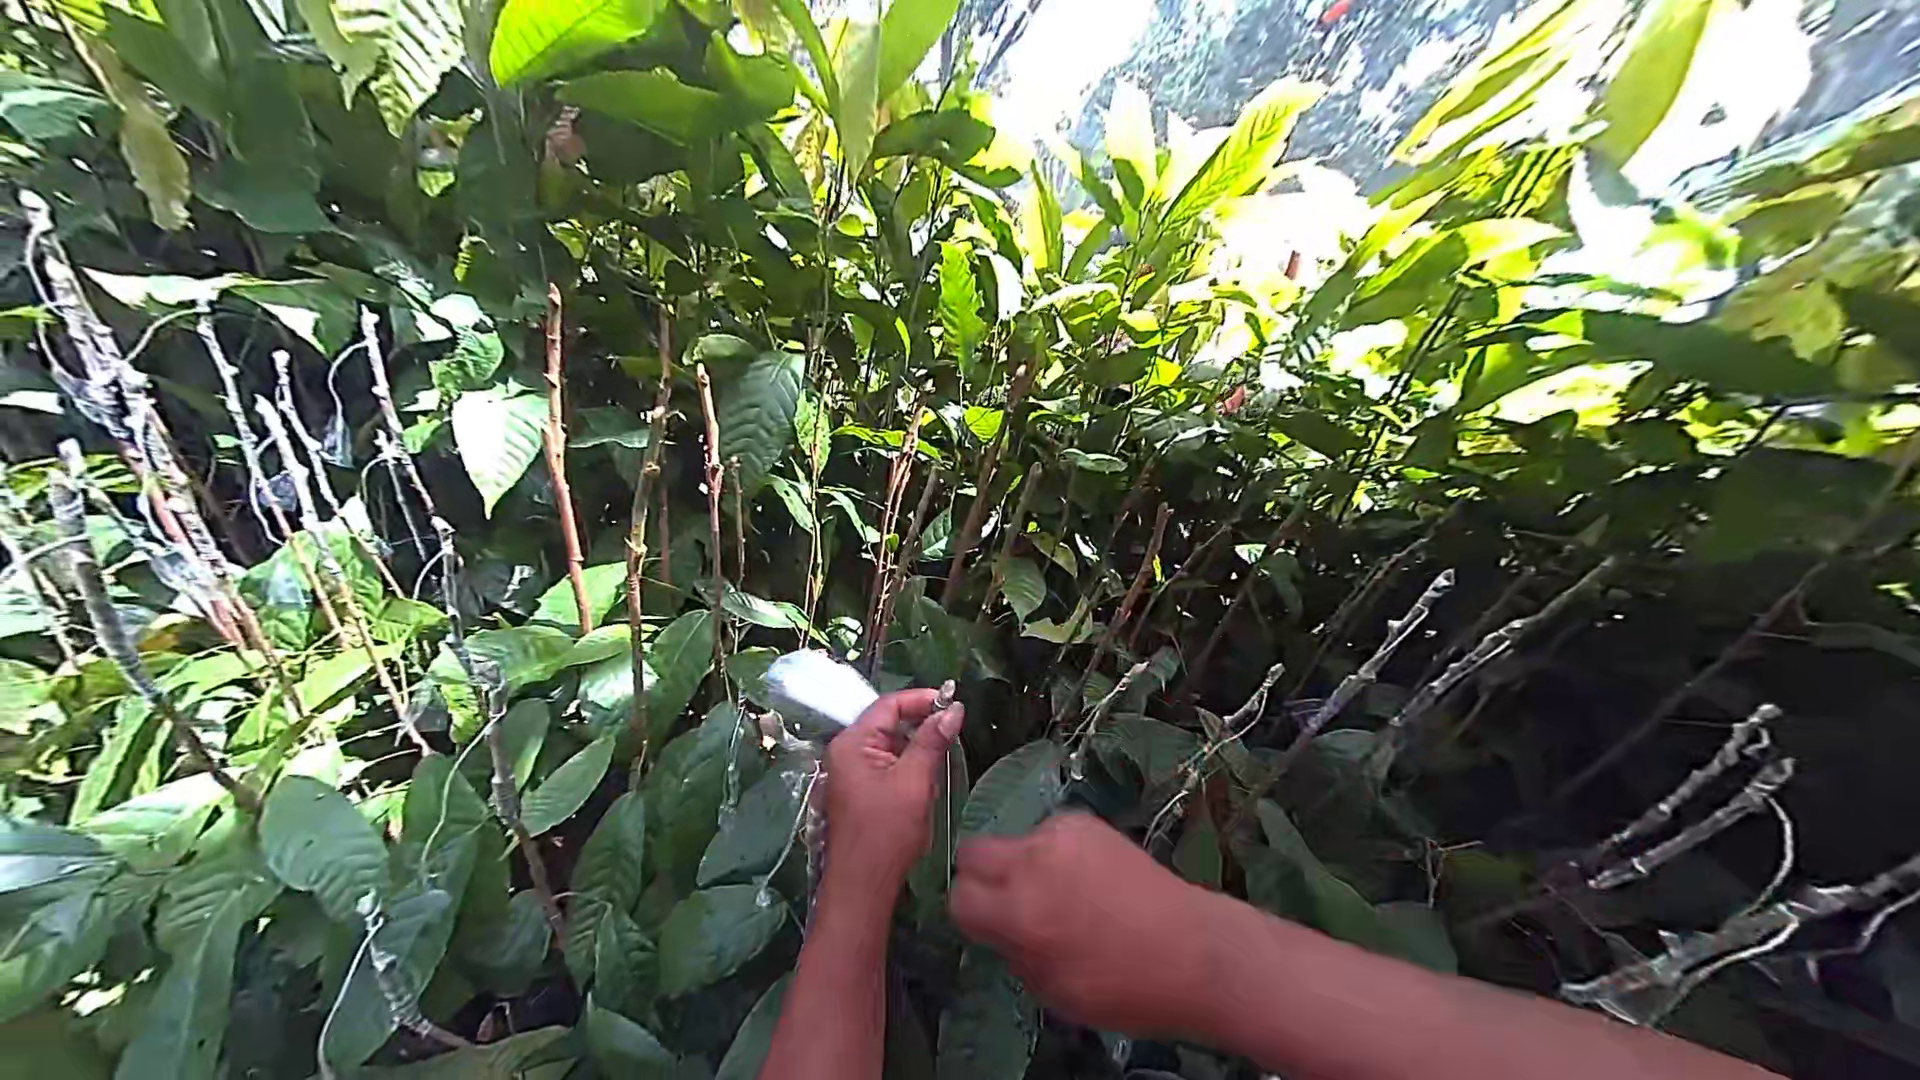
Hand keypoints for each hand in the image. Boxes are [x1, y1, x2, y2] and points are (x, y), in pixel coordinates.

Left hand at [822, 688, 963, 893]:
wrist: (862, 889)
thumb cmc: (886, 832)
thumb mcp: (914, 781)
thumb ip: (932, 740)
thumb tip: (954, 709)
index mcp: (852, 743)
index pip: (888, 705)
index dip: (922, 699)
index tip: (953, 700)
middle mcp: (846, 752)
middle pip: (888, 723)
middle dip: (921, 725)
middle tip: (952, 729)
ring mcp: (849, 773)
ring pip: (890, 745)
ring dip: (916, 749)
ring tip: (941, 759)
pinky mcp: (858, 791)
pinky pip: (886, 765)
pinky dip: (908, 767)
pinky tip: (925, 783)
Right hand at [950, 813, 1222, 1036]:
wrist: (1190, 948)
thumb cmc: (1122, 986)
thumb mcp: (1053, 990)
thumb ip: (1011, 950)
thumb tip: (994, 925)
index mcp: (1019, 913)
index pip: (959, 896)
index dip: (967, 911)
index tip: (983, 920)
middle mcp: (1030, 863)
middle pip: (972, 850)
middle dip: (980, 874)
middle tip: (1007, 896)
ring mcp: (1057, 834)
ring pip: (1015, 841)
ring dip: (1025, 863)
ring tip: (1062, 889)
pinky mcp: (1082, 819)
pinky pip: (1049, 832)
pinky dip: (1056, 850)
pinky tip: (1087, 873)